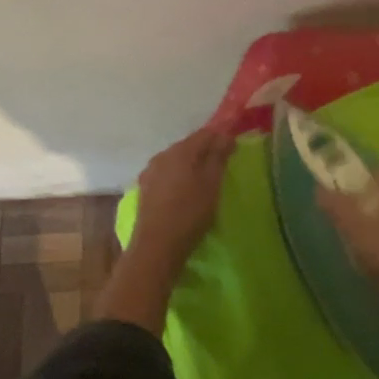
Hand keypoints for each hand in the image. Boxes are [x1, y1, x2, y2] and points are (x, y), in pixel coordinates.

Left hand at [128, 125, 233, 265]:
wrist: (156, 245)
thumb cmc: (190, 213)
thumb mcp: (212, 183)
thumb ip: (218, 156)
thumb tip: (226, 136)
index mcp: (181, 150)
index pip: (205, 133)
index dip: (221, 137)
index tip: (234, 148)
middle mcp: (163, 154)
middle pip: (188, 145)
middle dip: (205, 150)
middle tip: (221, 164)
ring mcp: (150, 171)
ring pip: (175, 159)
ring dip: (190, 164)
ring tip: (203, 179)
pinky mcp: (144, 188)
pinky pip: (166, 173)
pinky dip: (178, 176)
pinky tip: (183, 190)